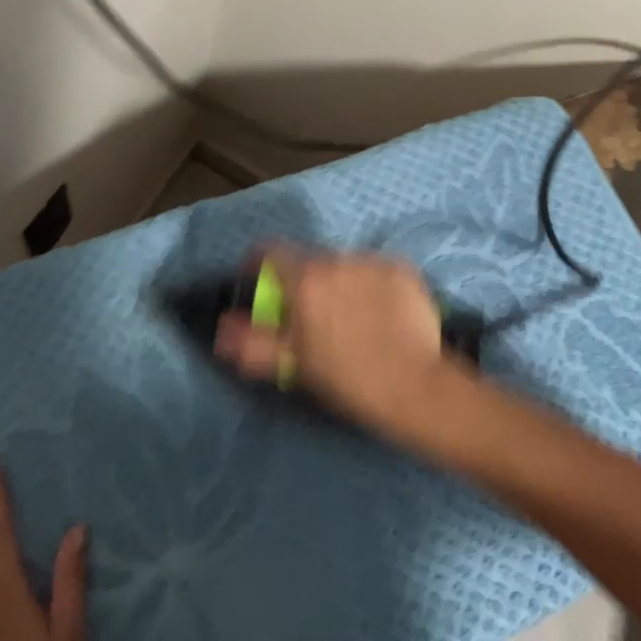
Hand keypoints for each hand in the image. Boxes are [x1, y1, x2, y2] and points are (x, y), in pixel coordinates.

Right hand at [213, 247, 456, 437]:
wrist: (418, 387)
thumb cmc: (349, 379)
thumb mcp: (296, 365)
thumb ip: (254, 343)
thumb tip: (223, 329)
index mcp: (304, 279)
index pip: (270, 253)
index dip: (261, 267)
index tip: (265, 289)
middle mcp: (337, 259)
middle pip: (309, 261)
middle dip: (305, 283)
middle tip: (313, 319)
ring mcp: (374, 261)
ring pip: (344, 266)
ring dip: (340, 283)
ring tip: (353, 320)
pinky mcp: (404, 270)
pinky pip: (376, 271)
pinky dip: (373, 286)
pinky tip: (382, 316)